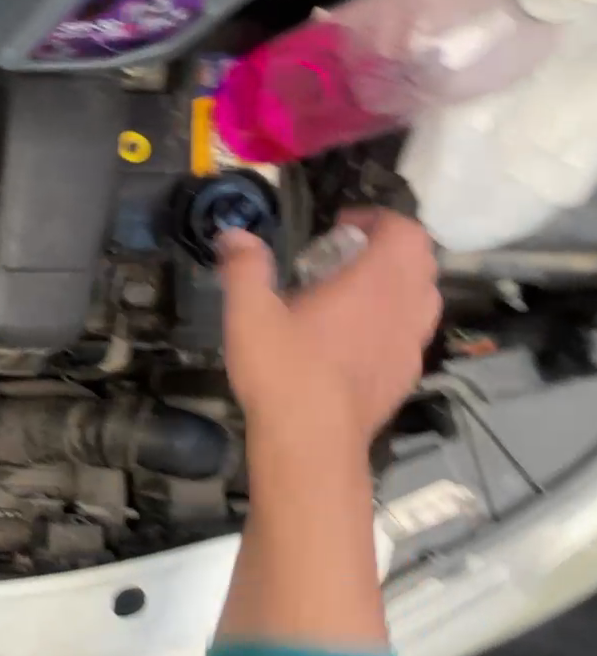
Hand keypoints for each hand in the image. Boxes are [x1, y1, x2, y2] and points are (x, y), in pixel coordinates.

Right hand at [217, 208, 440, 442]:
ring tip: (351, 292)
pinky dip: (390, 317)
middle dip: (386, 247)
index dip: (377, 219)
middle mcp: (406, 305)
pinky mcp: (406, 369)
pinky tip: (354, 336)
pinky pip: (410, 329)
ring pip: (421, 294)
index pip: (403, 231)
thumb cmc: (281, 369)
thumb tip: (234, 235)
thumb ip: (244, 270)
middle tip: (342, 254)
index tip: (342, 223)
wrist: (311, 436)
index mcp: (374, 282)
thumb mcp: (248, 315)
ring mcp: (411, 340)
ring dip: (394, 282)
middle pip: (418, 259)